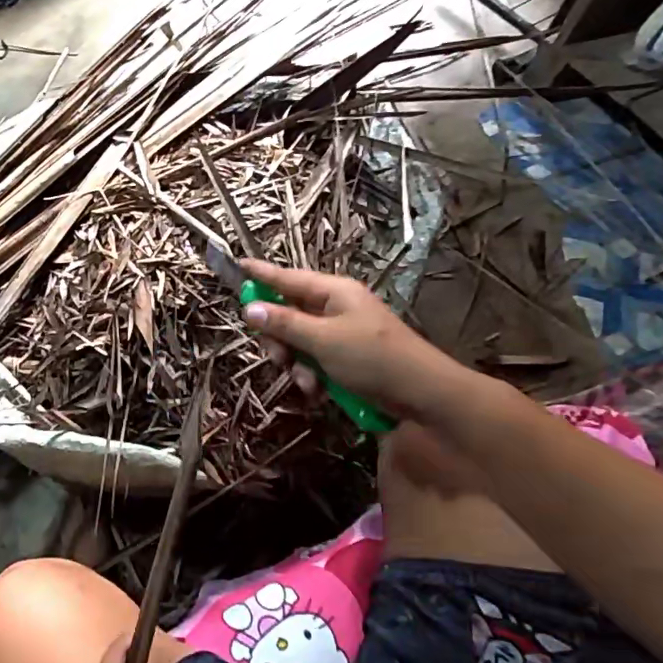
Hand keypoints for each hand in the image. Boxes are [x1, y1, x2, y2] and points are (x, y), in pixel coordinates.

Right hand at [237, 259, 483, 421]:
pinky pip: (314, 362)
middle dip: (279, 339)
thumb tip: (249, 308)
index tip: (237, 265)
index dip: (261, 274)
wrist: (424, 397)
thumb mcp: (322, 341)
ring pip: (298, 343)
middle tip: (278, 358)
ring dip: (295, 364)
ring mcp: (341, 335)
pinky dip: (311, 377)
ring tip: (307, 383)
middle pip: (288, 314)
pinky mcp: (346, 360)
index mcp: (333, 292)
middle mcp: (335, 309)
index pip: (288, 278)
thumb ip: (284, 324)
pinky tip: (318, 392)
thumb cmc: (373, 359)